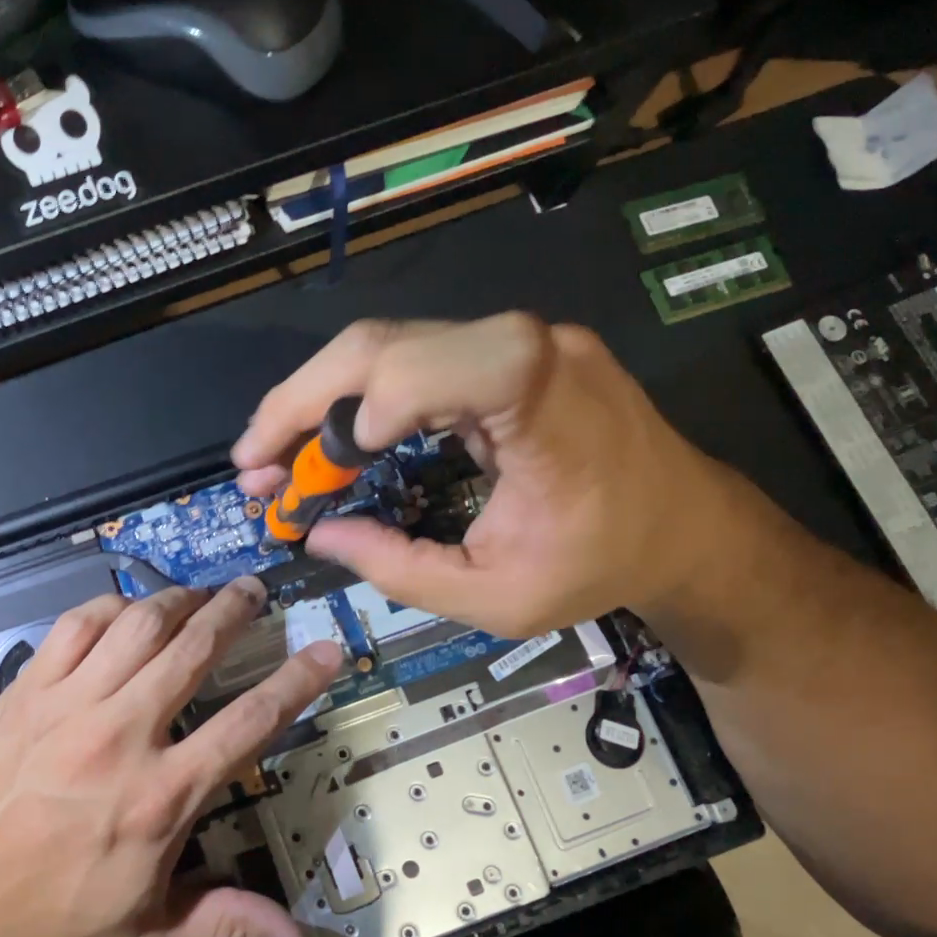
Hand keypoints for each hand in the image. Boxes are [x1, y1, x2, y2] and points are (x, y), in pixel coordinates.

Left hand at [0, 580, 341, 936]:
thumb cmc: (54, 925)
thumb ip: (227, 926)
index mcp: (161, 797)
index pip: (249, 722)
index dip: (297, 680)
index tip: (325, 648)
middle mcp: (121, 735)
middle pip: (193, 650)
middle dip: (234, 611)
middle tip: (256, 589)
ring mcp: (68, 705)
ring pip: (137, 626)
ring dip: (178, 600)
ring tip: (201, 592)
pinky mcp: (25, 690)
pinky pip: (75, 626)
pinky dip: (110, 606)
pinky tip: (129, 608)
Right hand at [232, 314, 739, 635]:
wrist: (685, 524)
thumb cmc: (602, 564)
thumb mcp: (497, 597)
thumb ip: (399, 569)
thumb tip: (317, 534)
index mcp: (542, 397)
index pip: (431, 365)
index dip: (363, 407)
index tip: (323, 479)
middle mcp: (524, 345)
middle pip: (382, 344)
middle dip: (299, 404)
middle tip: (251, 467)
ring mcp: (510, 340)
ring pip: (382, 345)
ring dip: (313, 400)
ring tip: (273, 459)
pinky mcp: (497, 352)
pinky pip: (406, 360)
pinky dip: (351, 400)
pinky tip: (323, 441)